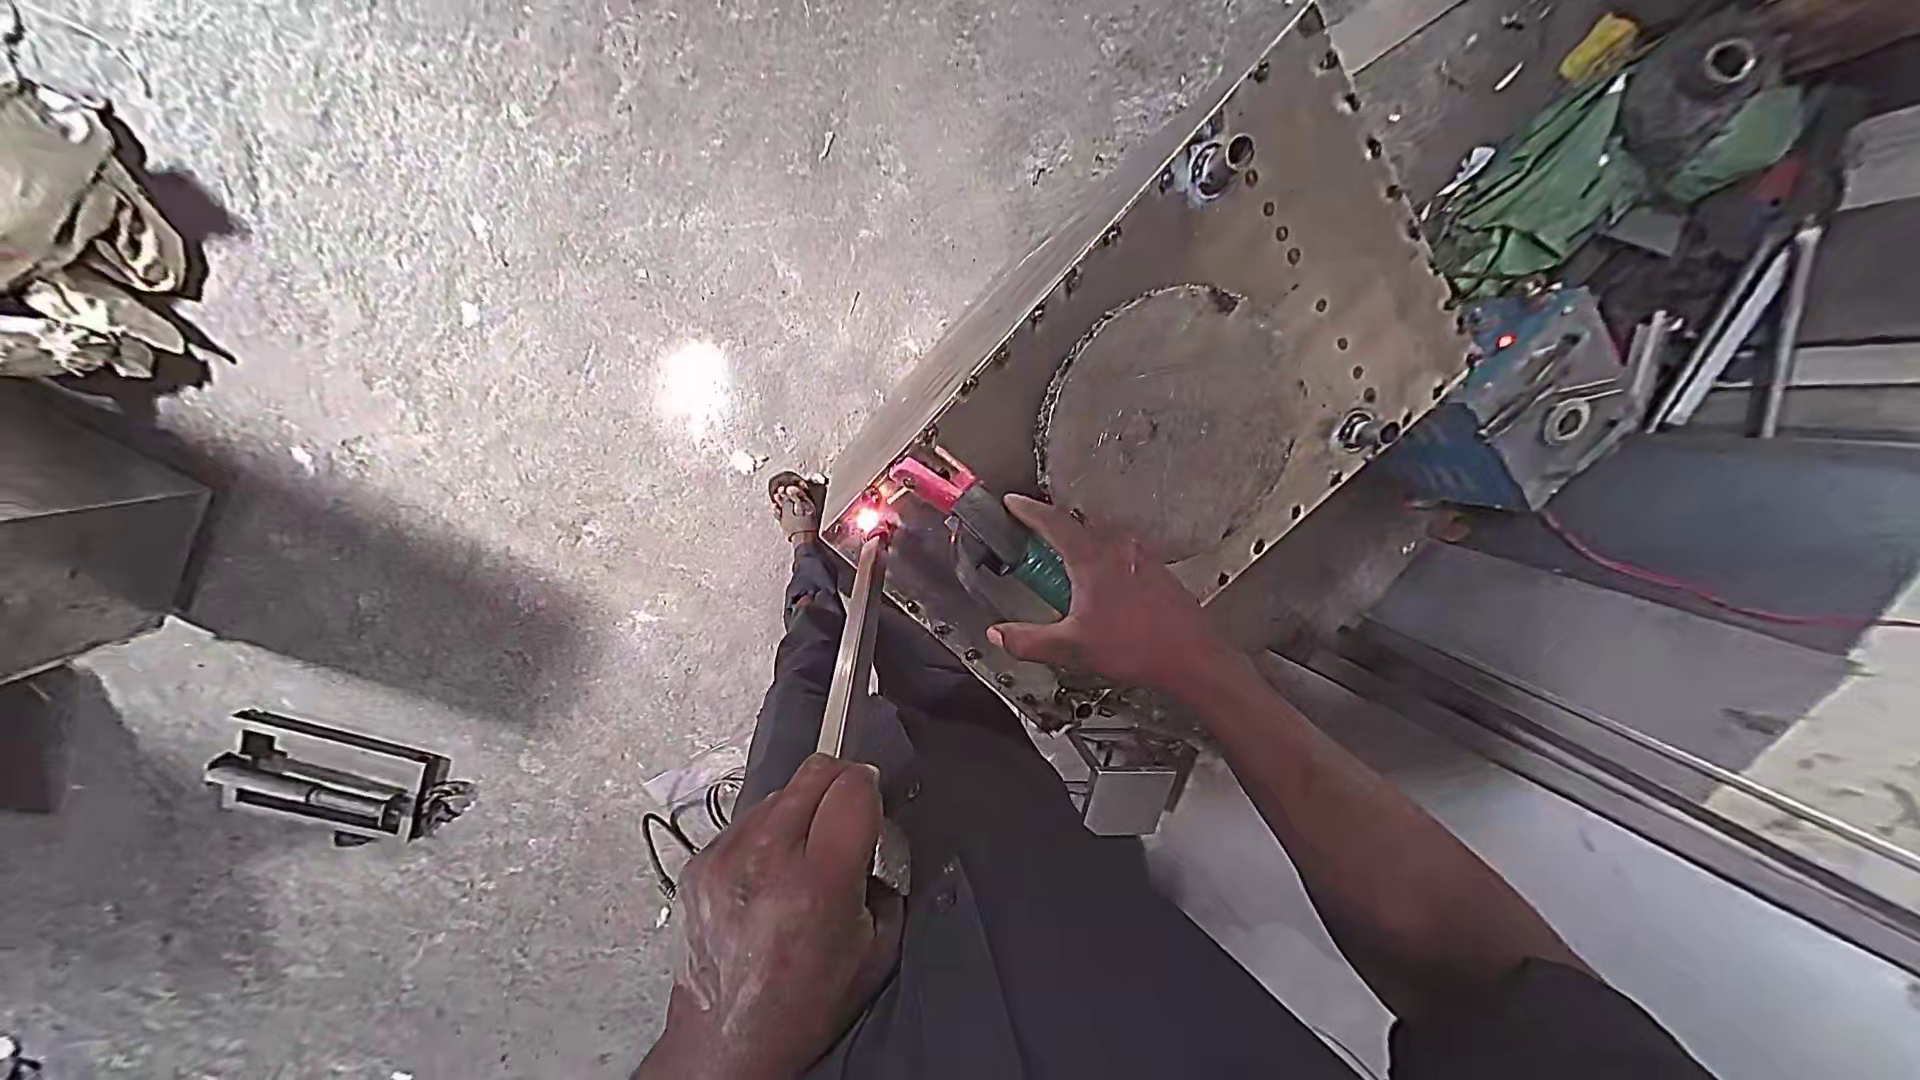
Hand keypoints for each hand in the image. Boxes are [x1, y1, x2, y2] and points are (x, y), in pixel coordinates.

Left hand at [638, 755, 903, 1079]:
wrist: (725, 1045)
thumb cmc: (802, 1005)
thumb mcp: (875, 947)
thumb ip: (885, 873)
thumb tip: (877, 821)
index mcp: (817, 885)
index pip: (852, 787)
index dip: (869, 788)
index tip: (872, 800)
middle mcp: (766, 862)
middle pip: (816, 771)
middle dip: (840, 783)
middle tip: (845, 814)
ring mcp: (725, 858)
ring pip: (782, 789)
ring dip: (803, 806)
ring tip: (804, 852)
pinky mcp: (701, 861)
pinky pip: (750, 816)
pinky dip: (770, 829)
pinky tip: (773, 869)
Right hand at [986, 494, 1236, 696]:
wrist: (1193, 658)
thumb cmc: (1138, 647)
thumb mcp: (1072, 647)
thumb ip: (1028, 640)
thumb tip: (999, 635)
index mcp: (1093, 559)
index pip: (1053, 522)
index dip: (1028, 510)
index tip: (1013, 502)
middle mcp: (1118, 549)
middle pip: (1075, 529)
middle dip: (1050, 535)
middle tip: (1033, 549)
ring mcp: (1140, 558)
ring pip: (1099, 543)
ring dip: (1077, 553)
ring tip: (1064, 580)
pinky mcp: (1155, 571)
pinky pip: (1118, 557)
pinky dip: (1100, 566)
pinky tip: (1100, 596)